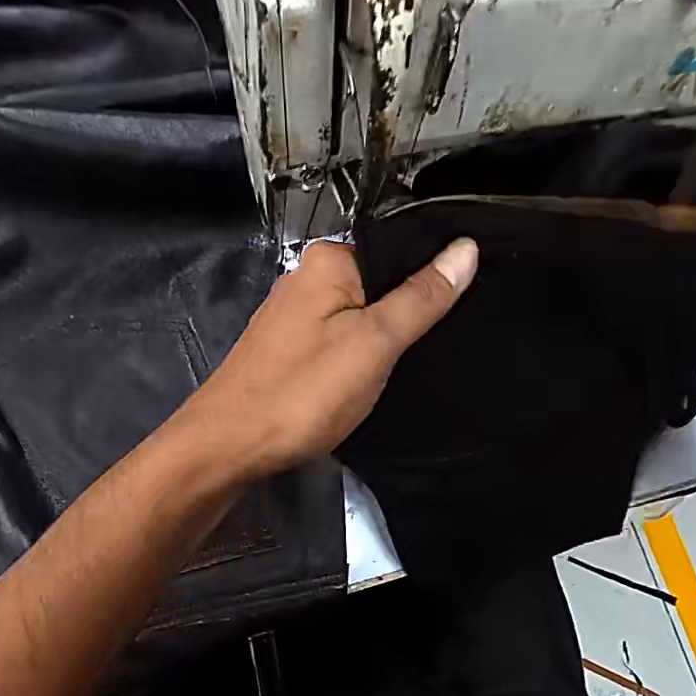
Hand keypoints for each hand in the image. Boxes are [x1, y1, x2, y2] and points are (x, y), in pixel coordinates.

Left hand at [173, 238, 478, 478]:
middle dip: (410, 309)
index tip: (465, 309)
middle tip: (443, 342)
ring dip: (385, 335)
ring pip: (359, 313)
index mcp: (329, 259)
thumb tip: (466, 249)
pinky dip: (359, 353)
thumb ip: (421, 297)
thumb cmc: (304, 392)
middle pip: (378, 283)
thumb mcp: (375, 343)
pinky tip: (372, 376)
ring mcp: (294, 314)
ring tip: (414, 362)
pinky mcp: (289, 347)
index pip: (399, 250)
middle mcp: (306, 275)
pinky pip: (339, 337)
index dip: (434, 277)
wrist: (230, 445)